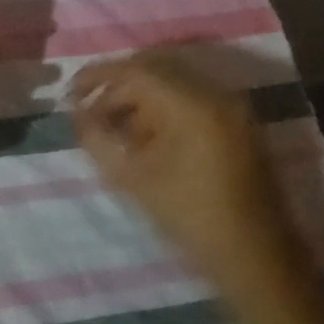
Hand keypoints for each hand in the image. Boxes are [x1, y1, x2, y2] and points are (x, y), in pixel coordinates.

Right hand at [68, 49, 290, 291]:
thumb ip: (98, 139)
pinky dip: (164, 106)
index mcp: (191, 104)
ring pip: (175, 81)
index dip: (97, 76)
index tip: (70, 93)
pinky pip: (193, 97)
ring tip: (114, 126)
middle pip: (155, 68)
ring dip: (140, 96)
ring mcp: (232, 107)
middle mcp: (215, 94)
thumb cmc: (189, 217)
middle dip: (118, 84)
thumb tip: (78, 115)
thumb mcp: (132, 178)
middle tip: (90, 109)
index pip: (134, 71)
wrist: (253, 255)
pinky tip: (145, 136)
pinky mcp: (238, 123)